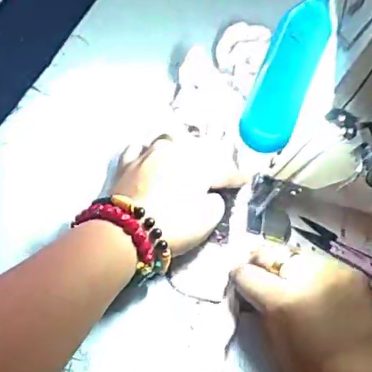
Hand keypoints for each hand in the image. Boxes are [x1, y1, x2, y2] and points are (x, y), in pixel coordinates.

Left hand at [108, 134, 246, 256]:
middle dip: (205, 159)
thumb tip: (210, 196)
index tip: (246, 180)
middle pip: (195, 150)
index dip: (237, 178)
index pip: (224, 171)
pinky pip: (138, 149)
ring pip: (166, 141)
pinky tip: (147, 158)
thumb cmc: (174, 225)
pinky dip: (145, 153)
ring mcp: (148, 153)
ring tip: (178, 159)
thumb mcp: (207, 221)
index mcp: (200, 165)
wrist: (128, 230)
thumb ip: (215, 204)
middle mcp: (175, 151)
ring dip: (175, 149)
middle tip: (209, 172)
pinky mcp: (125, 163)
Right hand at [230, 244, 371, 371]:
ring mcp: (336, 271)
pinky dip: (315, 276)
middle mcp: (309, 276)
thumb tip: (252, 293)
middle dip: (262, 265)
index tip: (240, 286)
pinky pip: (324, 267)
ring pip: (299, 257)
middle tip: (261, 281)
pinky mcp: (355, 274)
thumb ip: (261, 312)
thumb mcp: (275, 346)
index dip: (239, 278)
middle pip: (272, 253)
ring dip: (290, 269)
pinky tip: (319, 295)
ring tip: (293, 289)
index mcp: (284, 299)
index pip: (246, 272)